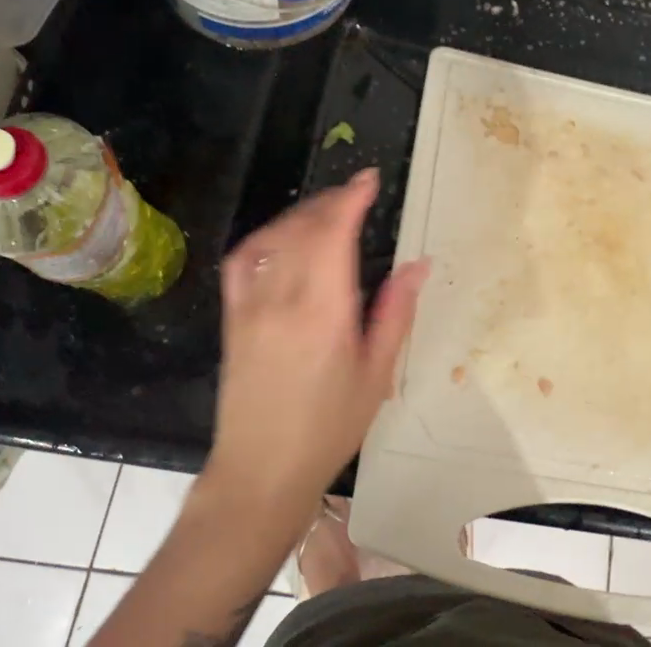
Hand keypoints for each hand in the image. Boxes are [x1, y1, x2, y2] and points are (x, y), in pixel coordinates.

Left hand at [206, 168, 426, 511]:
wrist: (261, 471)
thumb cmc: (328, 428)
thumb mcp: (376, 376)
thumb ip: (396, 314)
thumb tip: (418, 265)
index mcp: (324, 312)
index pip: (333, 233)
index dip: (351, 198)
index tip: (369, 180)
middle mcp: (283, 298)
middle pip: (304, 227)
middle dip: (331, 201)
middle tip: (356, 194)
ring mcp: (251, 306)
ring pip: (274, 238)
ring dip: (302, 214)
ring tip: (327, 210)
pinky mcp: (233, 318)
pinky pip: (242, 262)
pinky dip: (263, 237)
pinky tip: (280, 236)